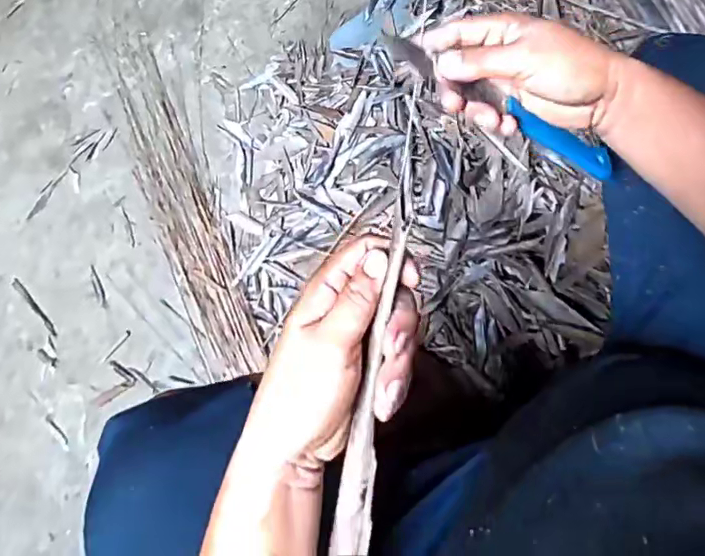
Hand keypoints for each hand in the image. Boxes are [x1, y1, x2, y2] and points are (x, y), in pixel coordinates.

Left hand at [236, 235, 419, 488]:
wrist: (294, 452)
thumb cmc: (295, 399)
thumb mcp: (330, 341)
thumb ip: (357, 298)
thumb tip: (378, 257)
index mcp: (326, 292)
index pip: (365, 252)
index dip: (393, 259)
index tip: (410, 279)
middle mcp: (343, 307)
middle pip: (392, 290)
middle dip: (400, 321)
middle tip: (390, 346)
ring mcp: (357, 334)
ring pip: (399, 326)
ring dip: (398, 360)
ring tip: (382, 385)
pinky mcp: (369, 360)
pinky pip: (397, 357)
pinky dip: (395, 379)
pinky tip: (380, 398)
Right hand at [417, 13, 630, 135]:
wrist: (604, 98)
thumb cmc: (570, 66)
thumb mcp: (522, 58)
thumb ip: (479, 61)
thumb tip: (443, 62)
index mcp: (499, 30)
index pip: (456, 31)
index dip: (433, 43)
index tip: (412, 59)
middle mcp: (497, 51)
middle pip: (456, 66)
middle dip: (452, 87)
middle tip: (455, 103)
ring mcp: (503, 77)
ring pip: (470, 93)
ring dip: (474, 109)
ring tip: (492, 118)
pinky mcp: (512, 100)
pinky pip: (487, 110)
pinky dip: (492, 120)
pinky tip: (508, 123)